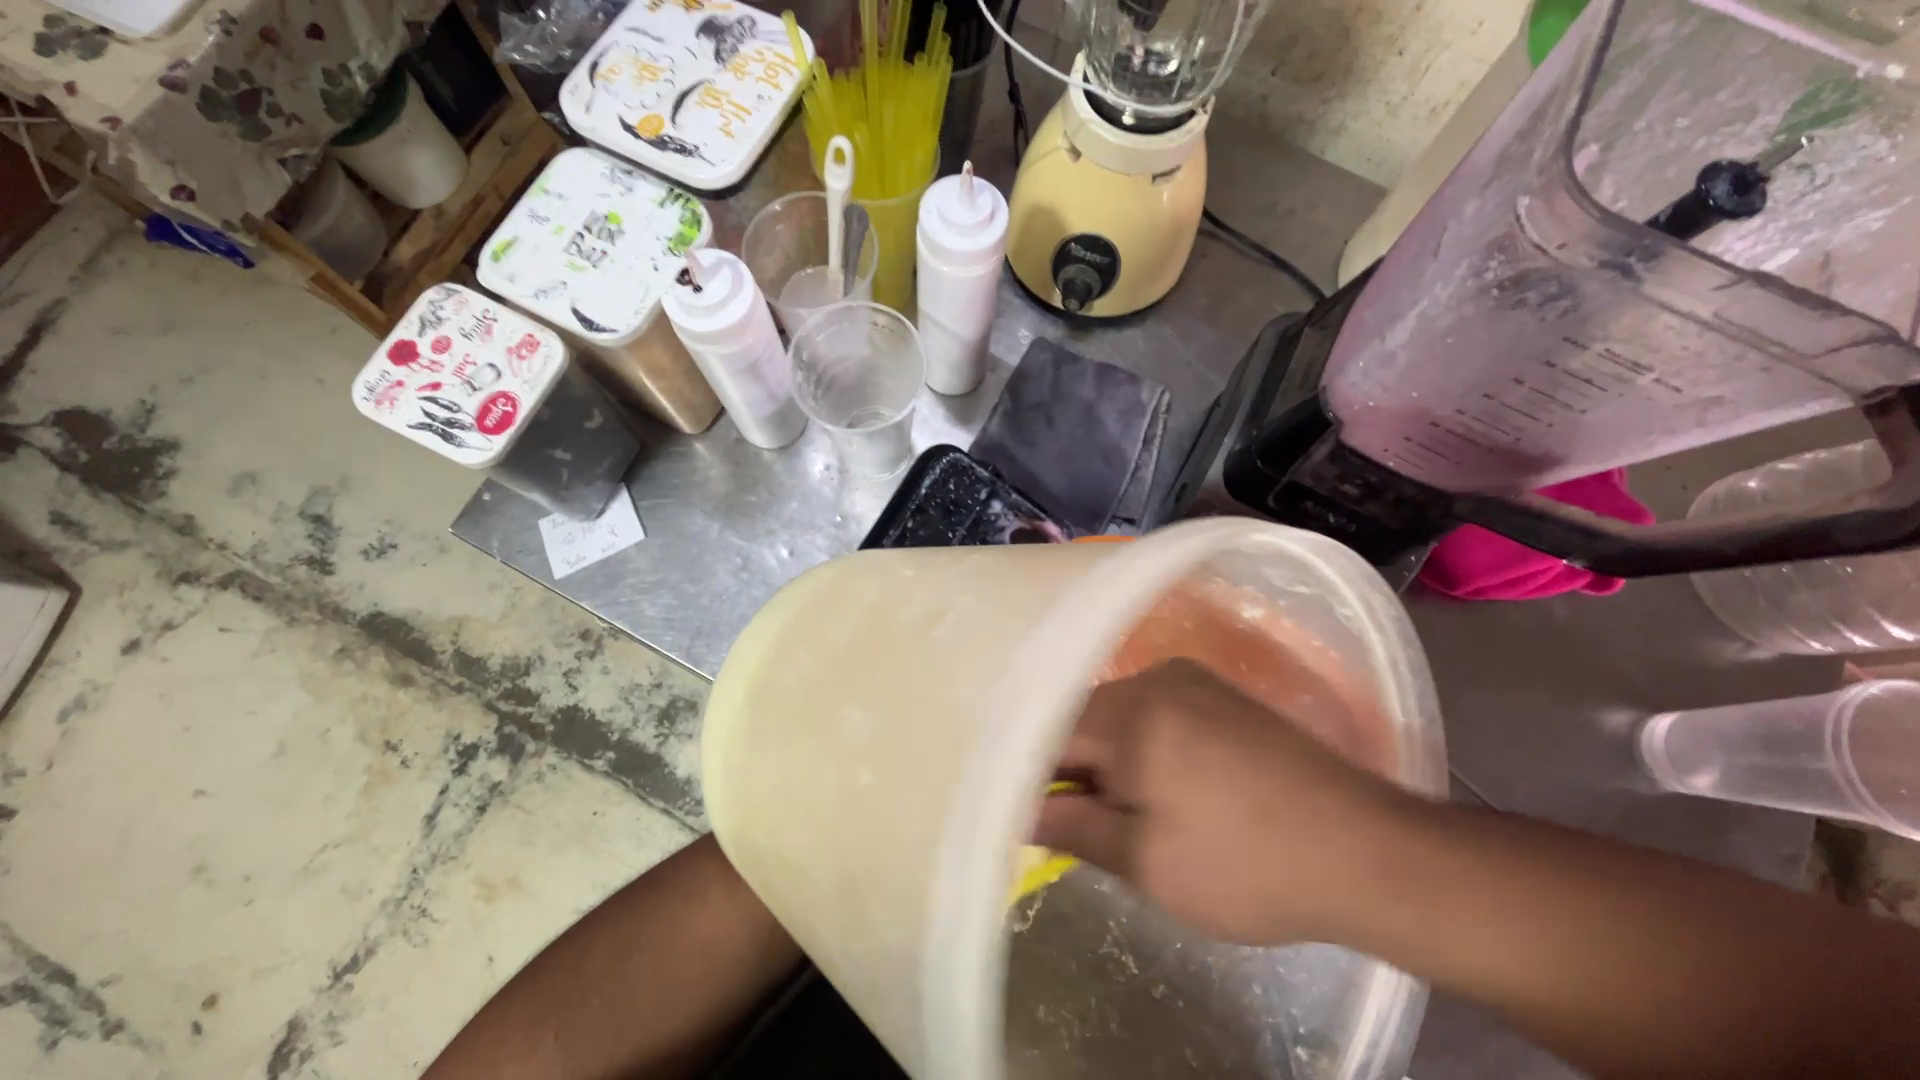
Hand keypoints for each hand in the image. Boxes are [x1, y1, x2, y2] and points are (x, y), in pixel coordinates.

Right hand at [1034, 659, 1411, 945]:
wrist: (1370, 854)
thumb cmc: (1246, 866)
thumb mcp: (1145, 862)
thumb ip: (1071, 826)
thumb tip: (1021, 809)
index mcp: (1131, 712)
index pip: (1046, 734)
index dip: (1031, 780)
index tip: (1030, 821)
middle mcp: (1159, 679)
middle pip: (1083, 721)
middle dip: (1075, 774)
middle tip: (1086, 833)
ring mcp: (1198, 683)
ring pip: (1121, 719)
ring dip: (1111, 766)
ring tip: (1134, 823)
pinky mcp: (1227, 698)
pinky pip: (1158, 717)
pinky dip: (1146, 754)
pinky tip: (1171, 798)